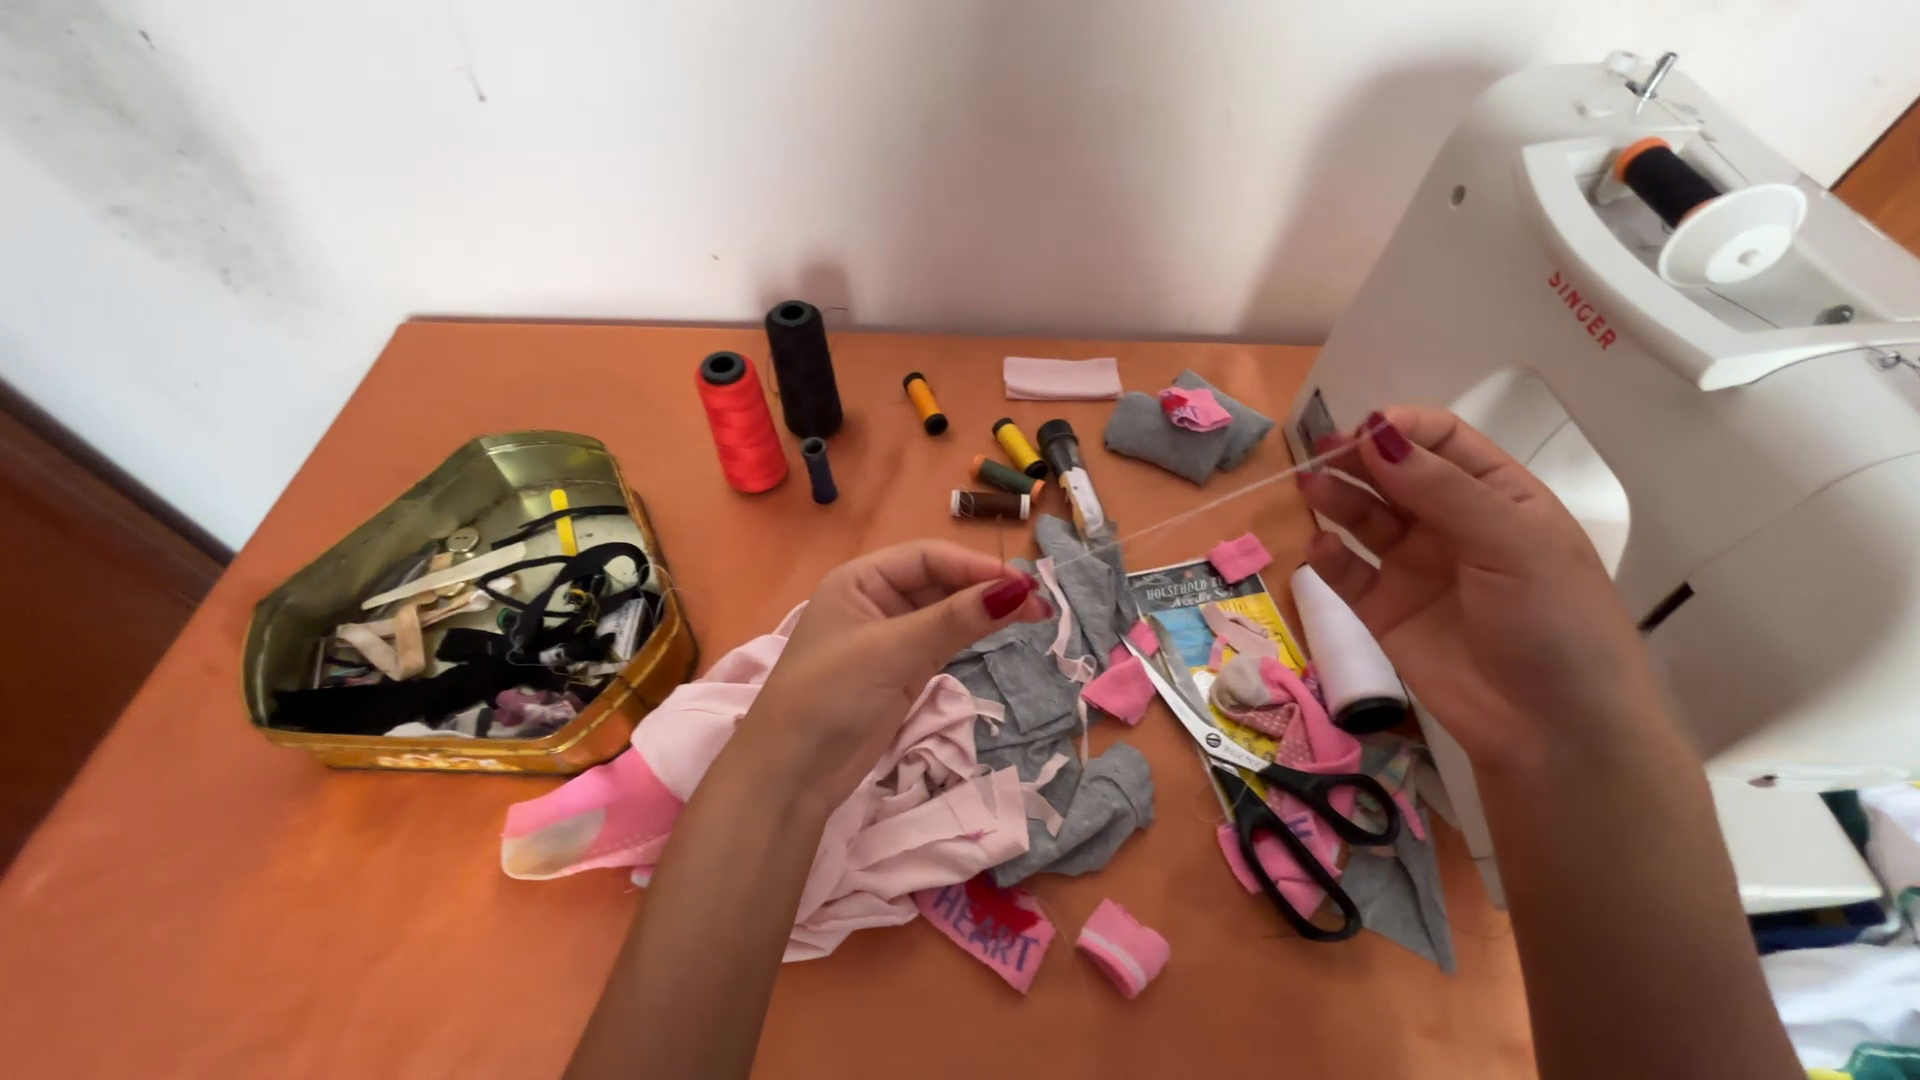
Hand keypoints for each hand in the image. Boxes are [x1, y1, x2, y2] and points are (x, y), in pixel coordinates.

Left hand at [741, 540, 1050, 811]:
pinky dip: (972, 635)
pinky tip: (1001, 630)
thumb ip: (955, 620)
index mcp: (860, 579)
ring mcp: (890, 637)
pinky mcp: (902, 671)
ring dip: (984, 611)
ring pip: (946, 612)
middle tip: (1038, 602)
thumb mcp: (893, 651)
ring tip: (1034, 615)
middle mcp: (875, 600)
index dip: (975, 566)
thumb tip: (1018, 591)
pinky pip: (944, 641)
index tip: (1022, 583)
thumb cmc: (831, 695)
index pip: (927, 558)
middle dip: (985, 588)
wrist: (792, 773)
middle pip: (940, 582)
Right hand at [1297, 408, 1668, 772]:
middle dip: (1359, 458)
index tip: (1363, 429)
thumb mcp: (1512, 544)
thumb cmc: (1553, 622)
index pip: (1443, 443)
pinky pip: (1346, 573)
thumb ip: (1441, 489)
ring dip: (1337, 499)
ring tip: (1309, 488)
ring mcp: (1413, 568)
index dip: (1402, 429)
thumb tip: (1375, 433)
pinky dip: (1327, 557)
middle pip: (1394, 475)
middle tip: (1321, 452)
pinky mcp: (1382, 610)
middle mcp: (1451, 525)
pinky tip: (1319, 549)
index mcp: (1499, 498)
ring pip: (1364, 518)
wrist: (1551, 730)